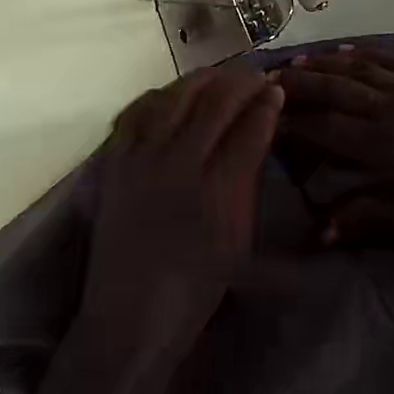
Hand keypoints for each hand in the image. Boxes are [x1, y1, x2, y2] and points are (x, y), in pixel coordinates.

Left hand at [87, 65, 284, 282]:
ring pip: (176, 95)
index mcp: (216, 188)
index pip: (250, 125)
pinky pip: (137, 111)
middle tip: (257, 77)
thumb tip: (263, 124)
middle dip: (242, 81)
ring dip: (204, 79)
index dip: (268, 101)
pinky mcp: (114, 163)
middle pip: (215, 101)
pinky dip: (161, 95)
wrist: (131, 316)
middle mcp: (177, 163)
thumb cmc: (198, 280)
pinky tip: (175, 95)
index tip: (278, 89)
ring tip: (221, 78)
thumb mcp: (240, 230)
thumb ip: (249, 172)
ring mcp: (141, 159)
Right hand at [274, 46, 393, 239]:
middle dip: (299, 85)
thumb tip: (319, 226)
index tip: (263, 122)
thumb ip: (370, 215)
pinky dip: (363, 53)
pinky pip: (390, 59)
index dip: (293, 124)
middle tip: (266, 81)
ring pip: (360, 68)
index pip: (329, 128)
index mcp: (392, 145)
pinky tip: (344, 52)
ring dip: (325, 64)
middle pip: (338, 89)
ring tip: (295, 63)